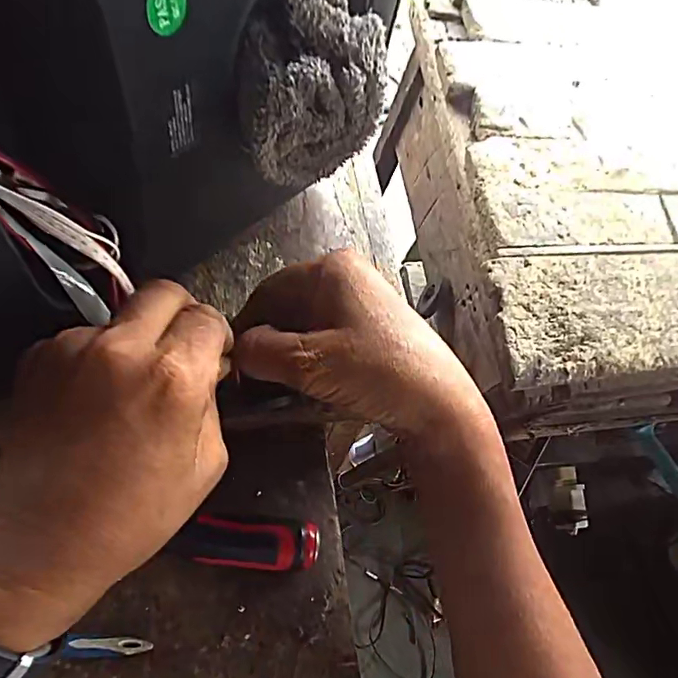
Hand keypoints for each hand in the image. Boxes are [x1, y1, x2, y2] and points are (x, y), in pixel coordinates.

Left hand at [0, 282, 231, 651]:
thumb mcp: (208, 464)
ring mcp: (71, 347)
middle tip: (181, 352)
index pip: (208, 317)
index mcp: (175, 377)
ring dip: (136, 339)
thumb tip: (206, 369)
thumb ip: (213, 403)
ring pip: (122, 316)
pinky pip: (84, 338)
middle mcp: (122, 348)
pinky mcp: (37, 357)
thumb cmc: (138, 514)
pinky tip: (95, 401)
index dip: (217, 337)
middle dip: (182, 315)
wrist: (45, 538)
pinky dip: (98, 357)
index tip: (215, 357)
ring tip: (128, 390)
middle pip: (164, 291)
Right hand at [233, 250, 490, 443]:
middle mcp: (348, 280)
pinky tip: (313, 390)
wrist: (442, 407)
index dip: (246, 331)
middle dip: (270, 348)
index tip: (235, 364)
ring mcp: (362, 307)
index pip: (265, 293)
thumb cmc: (389, 374)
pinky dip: (314, 366)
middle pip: (286, 312)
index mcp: (332, 270)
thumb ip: (263, 353)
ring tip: (286, 391)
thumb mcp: (311, 364)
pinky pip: (329, 345)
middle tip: (258, 384)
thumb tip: (239, 351)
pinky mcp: (372, 334)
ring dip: (291, 361)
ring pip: (306, 331)